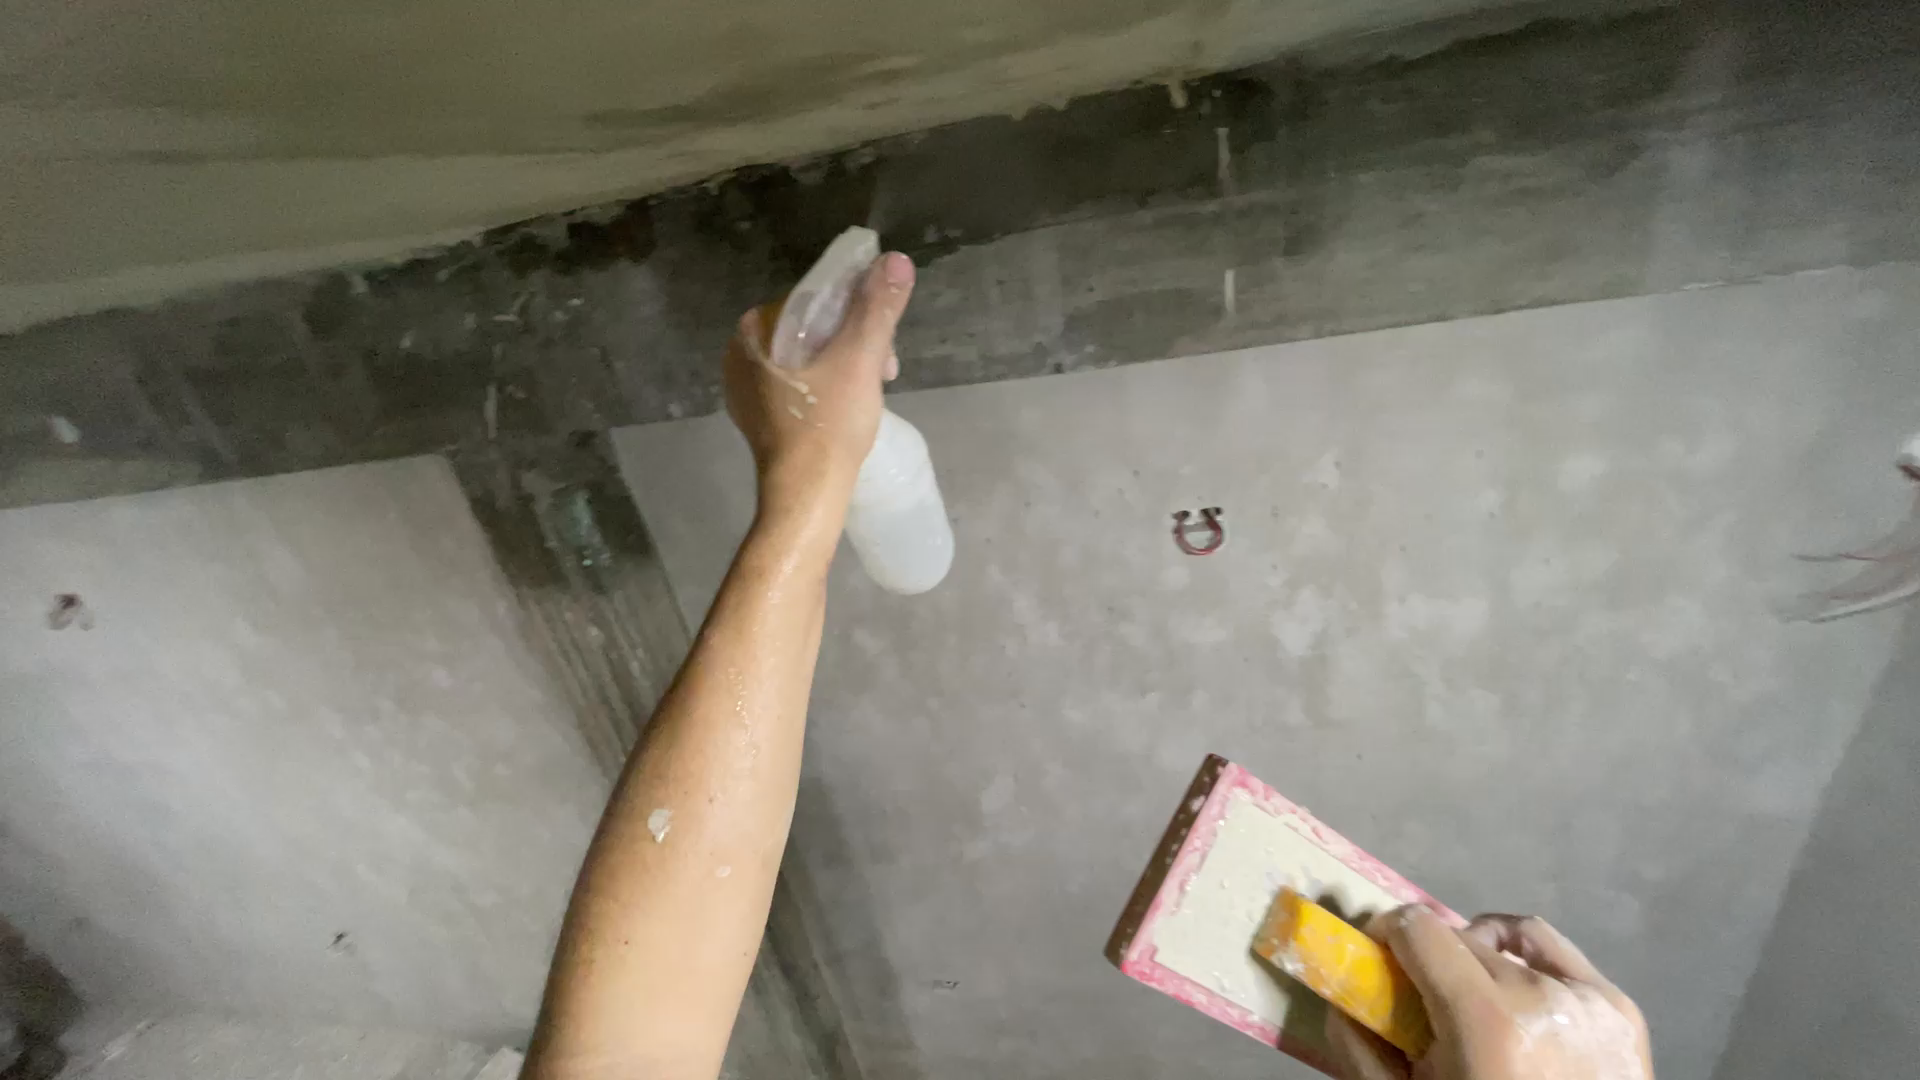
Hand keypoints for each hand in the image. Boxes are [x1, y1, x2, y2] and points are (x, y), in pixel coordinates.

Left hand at [723, 251, 915, 530]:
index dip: (854, 311)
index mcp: (752, 333)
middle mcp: (740, 358)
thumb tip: (897, 260)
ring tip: (873, 389)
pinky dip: (826, 389)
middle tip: (883, 370)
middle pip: (810, 330)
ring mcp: (747, 394)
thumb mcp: (860, 360)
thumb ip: (877, 308)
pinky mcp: (761, 422)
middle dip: (852, 342)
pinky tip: (848, 408)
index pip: (810, 299)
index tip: (881, 338)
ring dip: (844, 365)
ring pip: (806, 360)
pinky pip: (799, 388)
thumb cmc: (828, 425)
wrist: (807, 494)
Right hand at [1325, 908, 1652, 1079]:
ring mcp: (1585, 1000)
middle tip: (1427, 1008)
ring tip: (1473, 1002)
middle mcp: (1538, 995)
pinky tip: (1510, 986)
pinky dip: (1516, 952)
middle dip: (1429, 961)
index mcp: (1487, 1019)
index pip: (1415, 925)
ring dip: (1471, 960)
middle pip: (1453, 936)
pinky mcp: (1617, 1007)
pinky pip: (1545, 944)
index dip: (1387, 937)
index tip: (1380, 966)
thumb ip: (1359, 1048)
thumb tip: (1337, 998)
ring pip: (1495, 941)